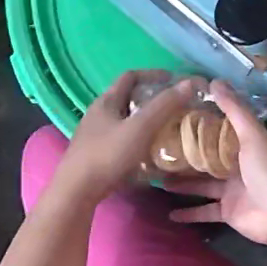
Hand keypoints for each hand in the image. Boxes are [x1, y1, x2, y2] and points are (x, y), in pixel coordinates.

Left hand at [47, 71, 195, 205]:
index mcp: (106, 101)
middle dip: (151, 99)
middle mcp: (98, 114)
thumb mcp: (140, 128)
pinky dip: (137, 139)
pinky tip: (149, 152)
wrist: (76, 191)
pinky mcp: (95, 154)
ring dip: (145, 121)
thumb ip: (164, 106)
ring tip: (166, 129)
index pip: (130, 76)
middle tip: (174, 107)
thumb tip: (190, 82)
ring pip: (124, 120)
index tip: (174, 81)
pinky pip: (121, 139)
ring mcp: (94, 135)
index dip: (153, 74)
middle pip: (127, 98)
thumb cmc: (107, 155)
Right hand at [165, 81, 266, 246]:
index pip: (217, 133)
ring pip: (201, 185)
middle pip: (206, 161)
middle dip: (184, 158)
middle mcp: (237, 167)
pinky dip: (188, 213)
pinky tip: (169, 213)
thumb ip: (233, 110)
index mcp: (244, 146)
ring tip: (157, 179)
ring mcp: (231, 192)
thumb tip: (214, 81)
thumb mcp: (251, 134)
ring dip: (181, 184)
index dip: (197, 127)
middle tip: (157, 153)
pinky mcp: (227, 212)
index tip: (173, 121)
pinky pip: (204, 212)